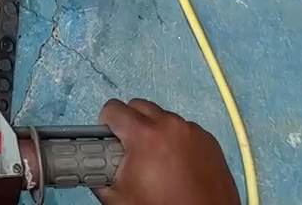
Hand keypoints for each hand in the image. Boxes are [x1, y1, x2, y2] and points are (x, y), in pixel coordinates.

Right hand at [94, 98, 241, 204]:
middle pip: (138, 107)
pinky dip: (177, 140)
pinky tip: (177, 165)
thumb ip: (100, 173)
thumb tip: (92, 164)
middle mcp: (170, 125)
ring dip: (154, 131)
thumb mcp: (119, 198)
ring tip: (157, 162)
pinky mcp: (209, 141)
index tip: (108, 139)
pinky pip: (184, 129)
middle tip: (131, 151)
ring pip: (162, 117)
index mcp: (145, 135)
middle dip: (130, 124)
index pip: (113, 109)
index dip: (106, 124)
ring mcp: (193, 131)